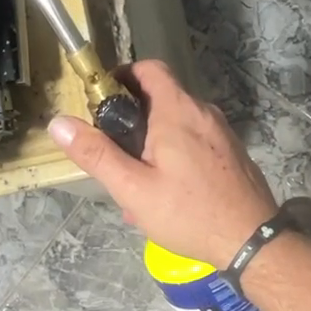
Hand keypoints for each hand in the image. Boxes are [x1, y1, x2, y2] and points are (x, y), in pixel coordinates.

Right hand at [48, 60, 277, 265]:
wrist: (252, 241)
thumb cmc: (189, 213)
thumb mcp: (134, 188)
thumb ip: (96, 154)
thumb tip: (59, 123)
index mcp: (178, 111)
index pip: (149, 69)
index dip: (122, 76)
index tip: (102, 101)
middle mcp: (204, 113)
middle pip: (162, 98)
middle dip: (134, 120)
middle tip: (114, 152)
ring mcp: (222, 134)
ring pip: (179, 126)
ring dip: (153, 144)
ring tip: (138, 183)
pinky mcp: (233, 155)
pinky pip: (196, 144)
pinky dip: (176, 157)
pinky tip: (167, 194)